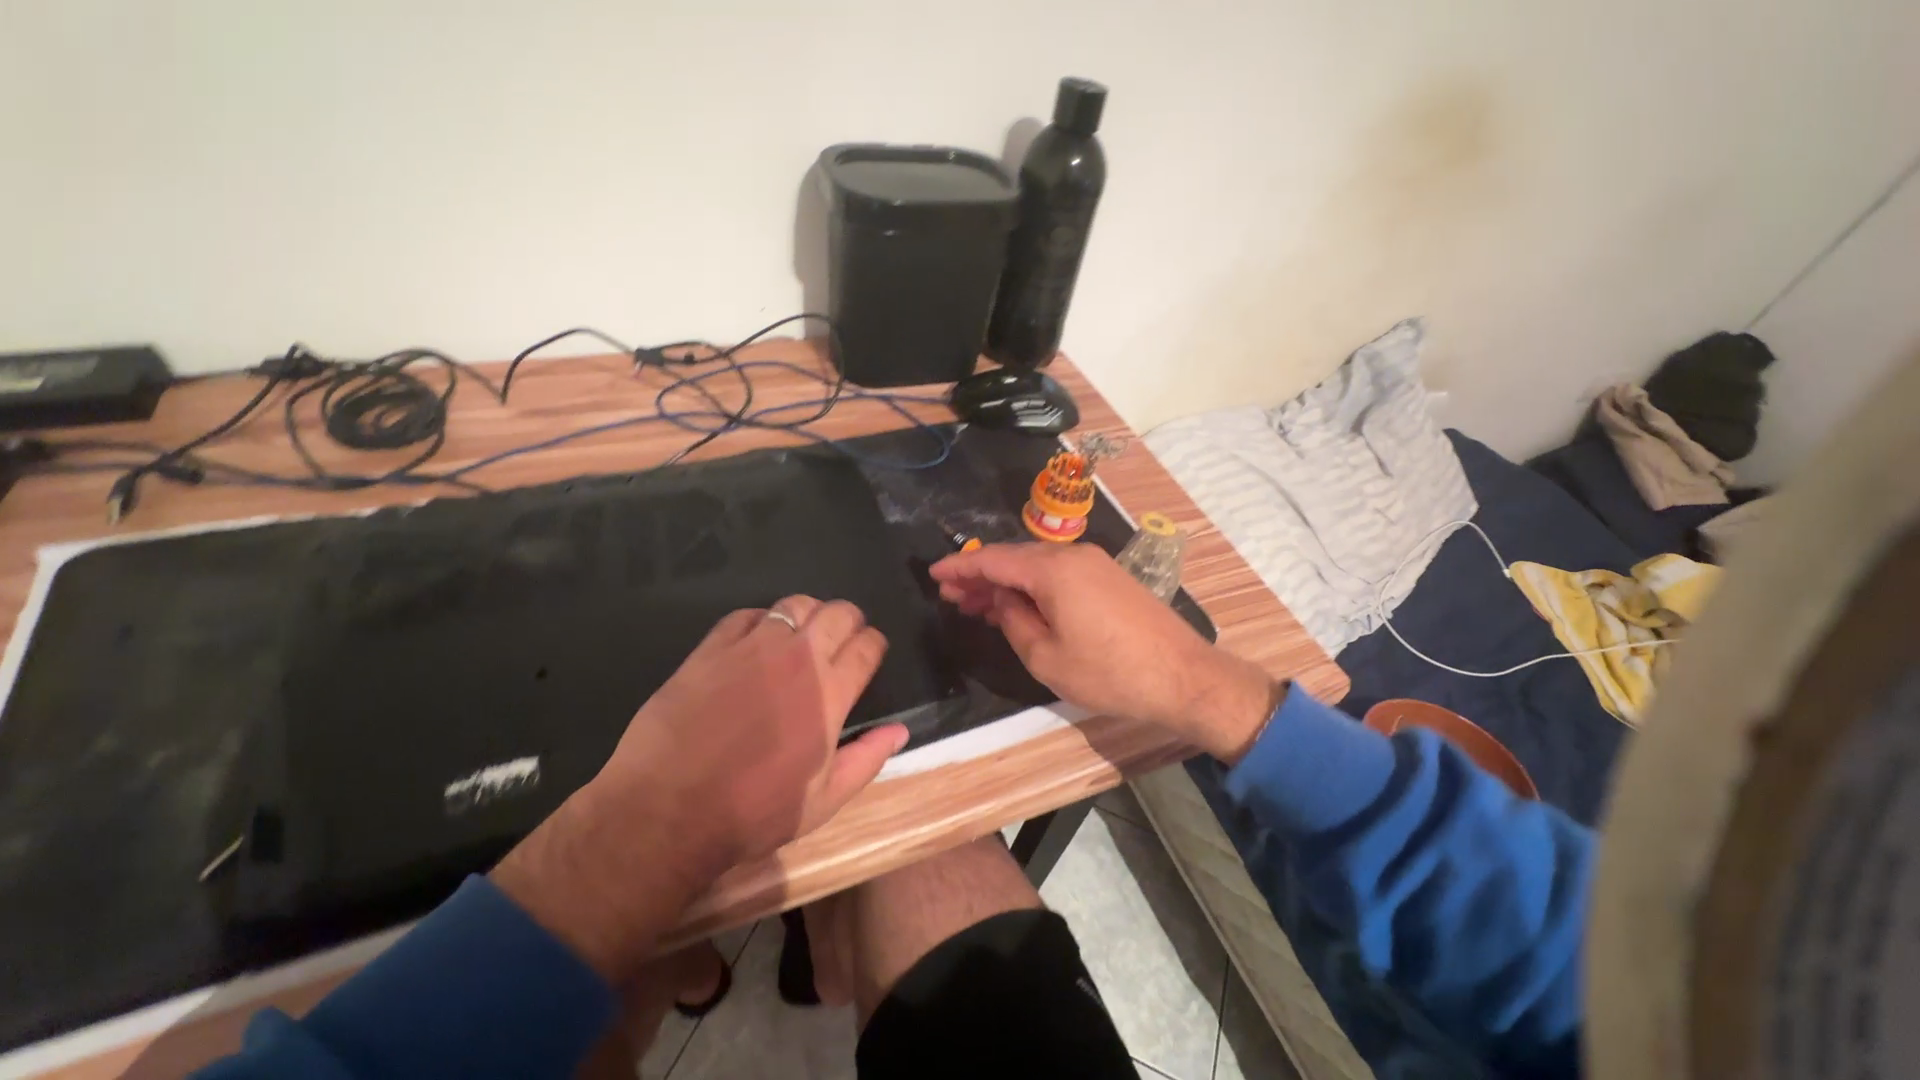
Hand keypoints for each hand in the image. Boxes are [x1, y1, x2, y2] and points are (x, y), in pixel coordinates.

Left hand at [493, 596, 908, 979]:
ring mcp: (749, 649)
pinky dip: (760, 620)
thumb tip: (899, 732)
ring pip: (793, 603)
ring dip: (807, 614)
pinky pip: (744, 615)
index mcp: (829, 694)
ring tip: (801, 636)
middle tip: (841, 640)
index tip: (870, 654)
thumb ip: (866, 759)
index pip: (867, 645)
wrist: (667, 811)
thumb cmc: (752, 813)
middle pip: (836, 613)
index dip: (874, 645)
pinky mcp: (709, 650)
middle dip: (848, 621)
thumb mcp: (822, 802)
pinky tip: (756, 641)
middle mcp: (796, 659)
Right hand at [929, 543, 1281, 762]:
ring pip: (1038, 566)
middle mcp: (1073, 556)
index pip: (994, 559)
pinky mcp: (1111, 578)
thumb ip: (1014, 622)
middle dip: (981, 576)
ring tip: (978, 606)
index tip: (934, 575)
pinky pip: (1060, 574)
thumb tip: (1003, 601)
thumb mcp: (1046, 657)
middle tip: (952, 597)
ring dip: (1007, 583)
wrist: (1183, 676)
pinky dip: (1033, 587)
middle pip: (1015, 559)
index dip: (961, 567)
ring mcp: (1096, 565)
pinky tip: (1020, 607)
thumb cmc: (1109, 672)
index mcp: (1053, 570)